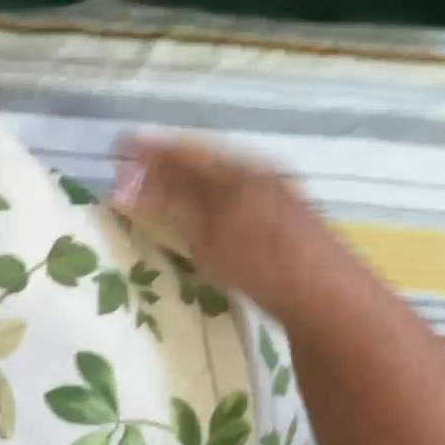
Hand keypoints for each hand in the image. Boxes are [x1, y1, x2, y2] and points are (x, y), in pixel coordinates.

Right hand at [110, 135, 328, 320]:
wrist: (327, 296)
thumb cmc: (261, 265)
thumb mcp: (204, 236)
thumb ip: (164, 206)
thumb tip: (121, 188)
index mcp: (237, 170)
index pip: (182, 149)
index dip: (147, 149)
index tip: (116, 150)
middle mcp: (257, 171)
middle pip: (200, 159)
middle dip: (161, 164)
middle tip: (127, 174)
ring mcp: (273, 188)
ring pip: (216, 175)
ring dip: (182, 179)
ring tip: (153, 190)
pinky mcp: (282, 208)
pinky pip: (232, 188)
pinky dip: (204, 192)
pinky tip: (193, 208)